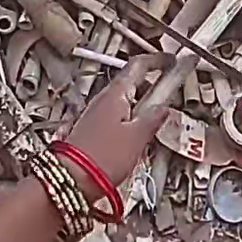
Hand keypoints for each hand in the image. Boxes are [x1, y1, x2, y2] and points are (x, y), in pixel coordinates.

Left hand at [61, 55, 164, 190]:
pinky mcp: (93, 129)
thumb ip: (153, 118)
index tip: (171, 60)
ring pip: (125, 98)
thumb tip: (164, 108)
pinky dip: (132, 116)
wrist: (70, 182)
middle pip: (132, 81)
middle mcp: (103, 99)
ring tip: (156, 116)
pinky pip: (118, 114)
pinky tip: (138, 133)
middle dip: (152, 83)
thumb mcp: (136, 138)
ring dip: (143, 102)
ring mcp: (96, 113)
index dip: (158, 60)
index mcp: (115, 93)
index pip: (138, 65)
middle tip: (169, 90)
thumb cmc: (100, 159)